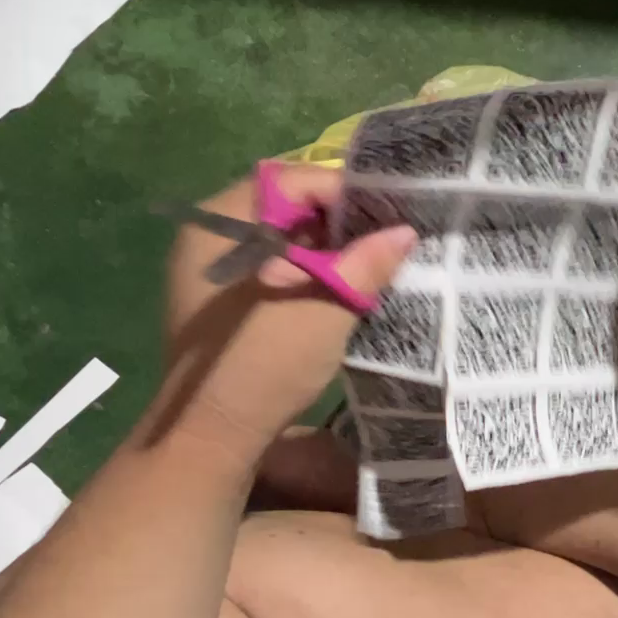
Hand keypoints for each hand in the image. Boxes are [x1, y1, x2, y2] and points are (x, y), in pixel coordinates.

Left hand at [153, 164, 414, 463]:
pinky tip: (342, 295)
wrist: (214, 436)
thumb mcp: (324, 310)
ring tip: (373, 270)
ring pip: (284, 242)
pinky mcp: (226, 304)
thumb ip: (365, 266)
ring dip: (330, 252)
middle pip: (287, 209)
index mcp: (220, 225)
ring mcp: (215, 273)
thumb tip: (406, 232)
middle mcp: (211, 239)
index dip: (345, 194)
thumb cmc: (263, 364)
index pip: (291, 181)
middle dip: (341, 224)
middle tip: (387, 245)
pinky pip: (276, 270)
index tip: (388, 221)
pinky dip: (311, 275)